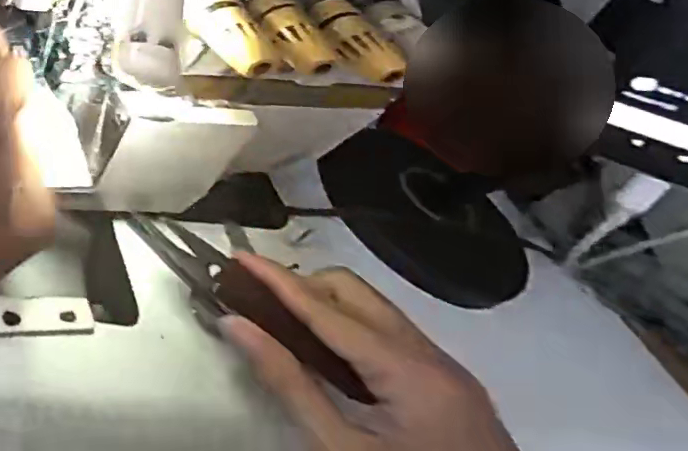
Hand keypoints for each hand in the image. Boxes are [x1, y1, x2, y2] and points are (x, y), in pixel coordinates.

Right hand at [224, 254, 518, 450]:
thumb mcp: (341, 450)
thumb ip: (288, 383)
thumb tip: (234, 323)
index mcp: (410, 372)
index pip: (326, 307)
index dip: (276, 278)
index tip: (236, 256)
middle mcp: (434, 359)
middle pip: (353, 292)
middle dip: (302, 286)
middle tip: (258, 299)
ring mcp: (449, 374)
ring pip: (373, 308)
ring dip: (325, 305)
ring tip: (286, 323)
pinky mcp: (453, 390)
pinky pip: (391, 335)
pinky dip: (351, 329)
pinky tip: (328, 354)